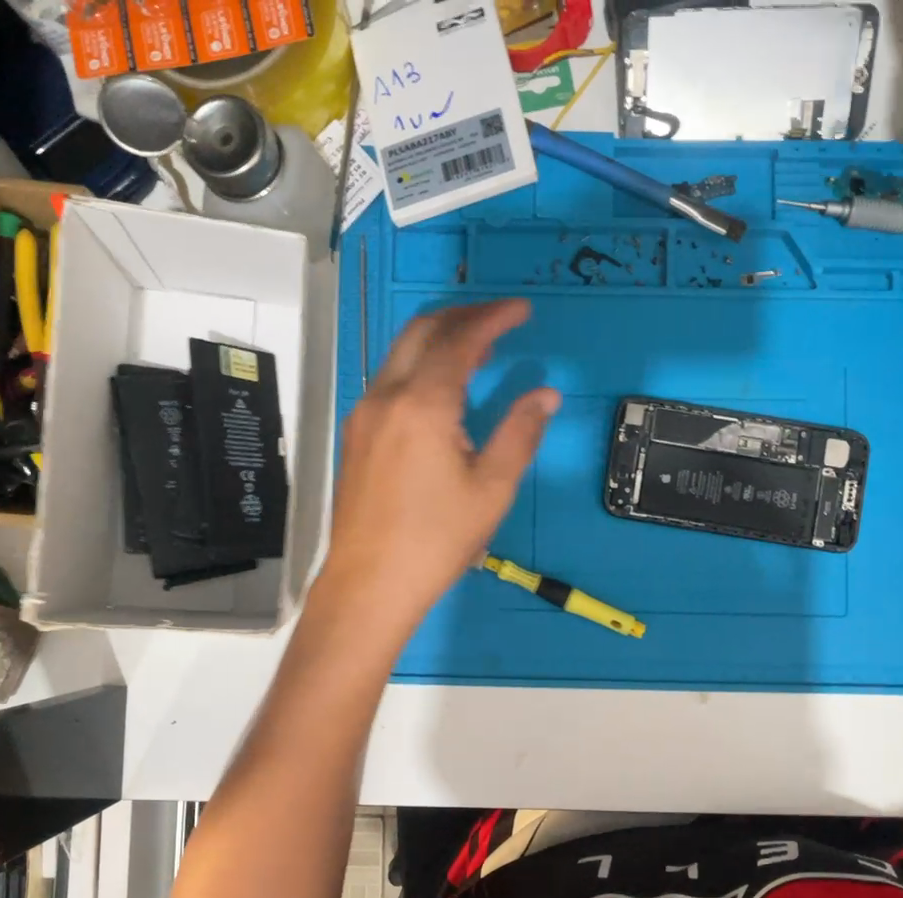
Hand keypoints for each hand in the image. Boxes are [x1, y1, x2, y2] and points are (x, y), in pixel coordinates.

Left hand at [317, 299, 558, 628]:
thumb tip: (546, 396)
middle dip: (462, 316)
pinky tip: (442, 390)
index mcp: (424, 404)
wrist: (369, 583)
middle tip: (499, 319)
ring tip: (477, 350)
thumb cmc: (437, 540)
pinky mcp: (357, 435)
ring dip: (438, 340)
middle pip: (421, 332)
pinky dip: (420, 367)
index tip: (521, 310)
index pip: (460, 341)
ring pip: (400, 355)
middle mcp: (386, 397)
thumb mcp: (492, 489)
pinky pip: (389, 381)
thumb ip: (520, 433)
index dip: (493, 318)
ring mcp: (365, 415)